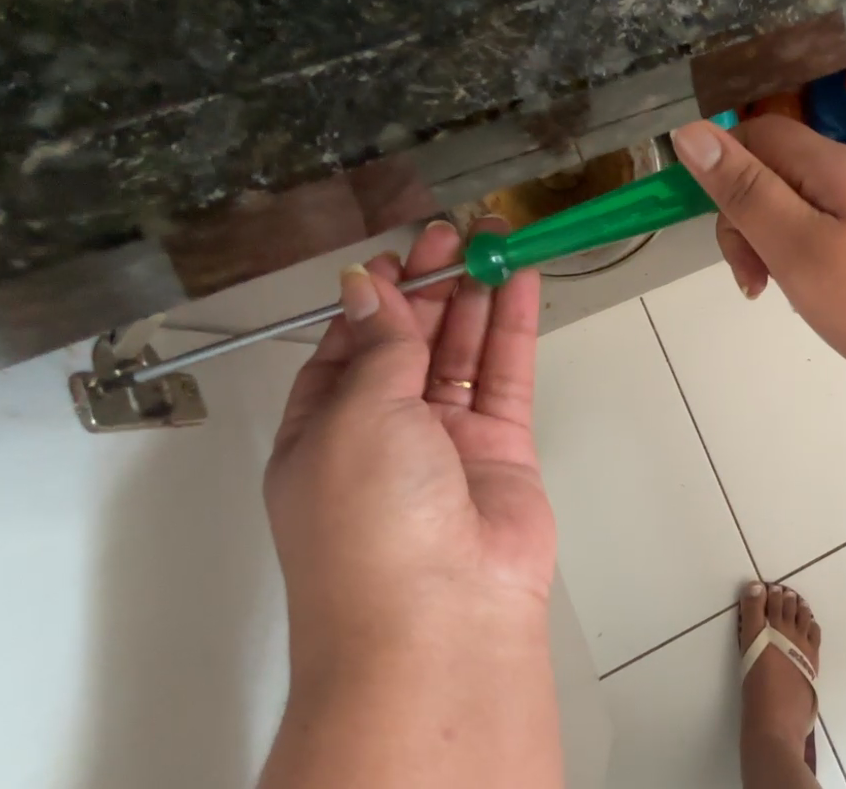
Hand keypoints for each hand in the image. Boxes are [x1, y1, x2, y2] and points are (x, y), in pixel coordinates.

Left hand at [265, 219, 555, 678]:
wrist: (441, 612)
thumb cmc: (369, 518)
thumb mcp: (354, 417)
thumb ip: (379, 345)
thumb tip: (368, 285)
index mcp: (323, 429)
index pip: (348, 346)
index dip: (375, 298)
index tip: (401, 253)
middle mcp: (385, 430)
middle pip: (410, 341)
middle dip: (432, 286)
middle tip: (457, 233)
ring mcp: (448, 438)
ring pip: (463, 351)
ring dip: (477, 296)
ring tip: (495, 241)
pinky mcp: (504, 444)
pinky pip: (507, 373)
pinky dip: (514, 327)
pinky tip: (522, 284)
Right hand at [670, 115, 845, 401]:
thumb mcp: (795, 244)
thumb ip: (743, 189)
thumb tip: (690, 131)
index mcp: (833, 165)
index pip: (758, 135)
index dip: (723, 169)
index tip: (718, 225)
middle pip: (772, 172)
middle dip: (745, 219)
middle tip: (753, 277)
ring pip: (792, 208)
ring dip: (768, 244)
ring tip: (776, 291)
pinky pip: (818, 233)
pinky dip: (798, 258)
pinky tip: (805, 294)